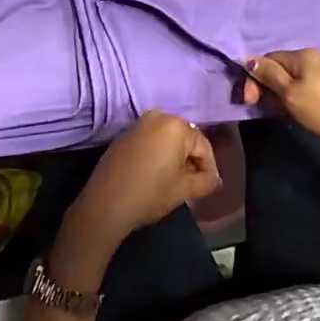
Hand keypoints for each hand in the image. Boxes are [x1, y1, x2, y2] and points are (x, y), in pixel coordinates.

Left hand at [52, 112, 220, 290]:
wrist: (106, 204)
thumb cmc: (150, 193)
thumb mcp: (185, 190)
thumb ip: (206, 181)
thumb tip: (213, 179)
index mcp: (176, 125)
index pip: (203, 146)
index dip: (210, 168)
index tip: (209, 186)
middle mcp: (157, 116)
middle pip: (185, 139)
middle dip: (191, 160)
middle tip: (194, 184)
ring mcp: (137, 124)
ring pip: (167, 139)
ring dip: (175, 157)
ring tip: (176, 181)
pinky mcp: (123, 135)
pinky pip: (150, 140)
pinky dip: (157, 154)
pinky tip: (156, 174)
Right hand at [240, 48, 319, 158]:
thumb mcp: (290, 93)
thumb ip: (268, 74)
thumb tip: (247, 59)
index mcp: (305, 54)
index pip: (269, 58)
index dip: (254, 77)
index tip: (248, 101)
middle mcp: (316, 59)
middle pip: (280, 69)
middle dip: (265, 87)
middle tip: (259, 108)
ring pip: (292, 82)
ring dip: (278, 96)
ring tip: (277, 114)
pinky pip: (305, 90)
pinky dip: (293, 100)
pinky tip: (292, 114)